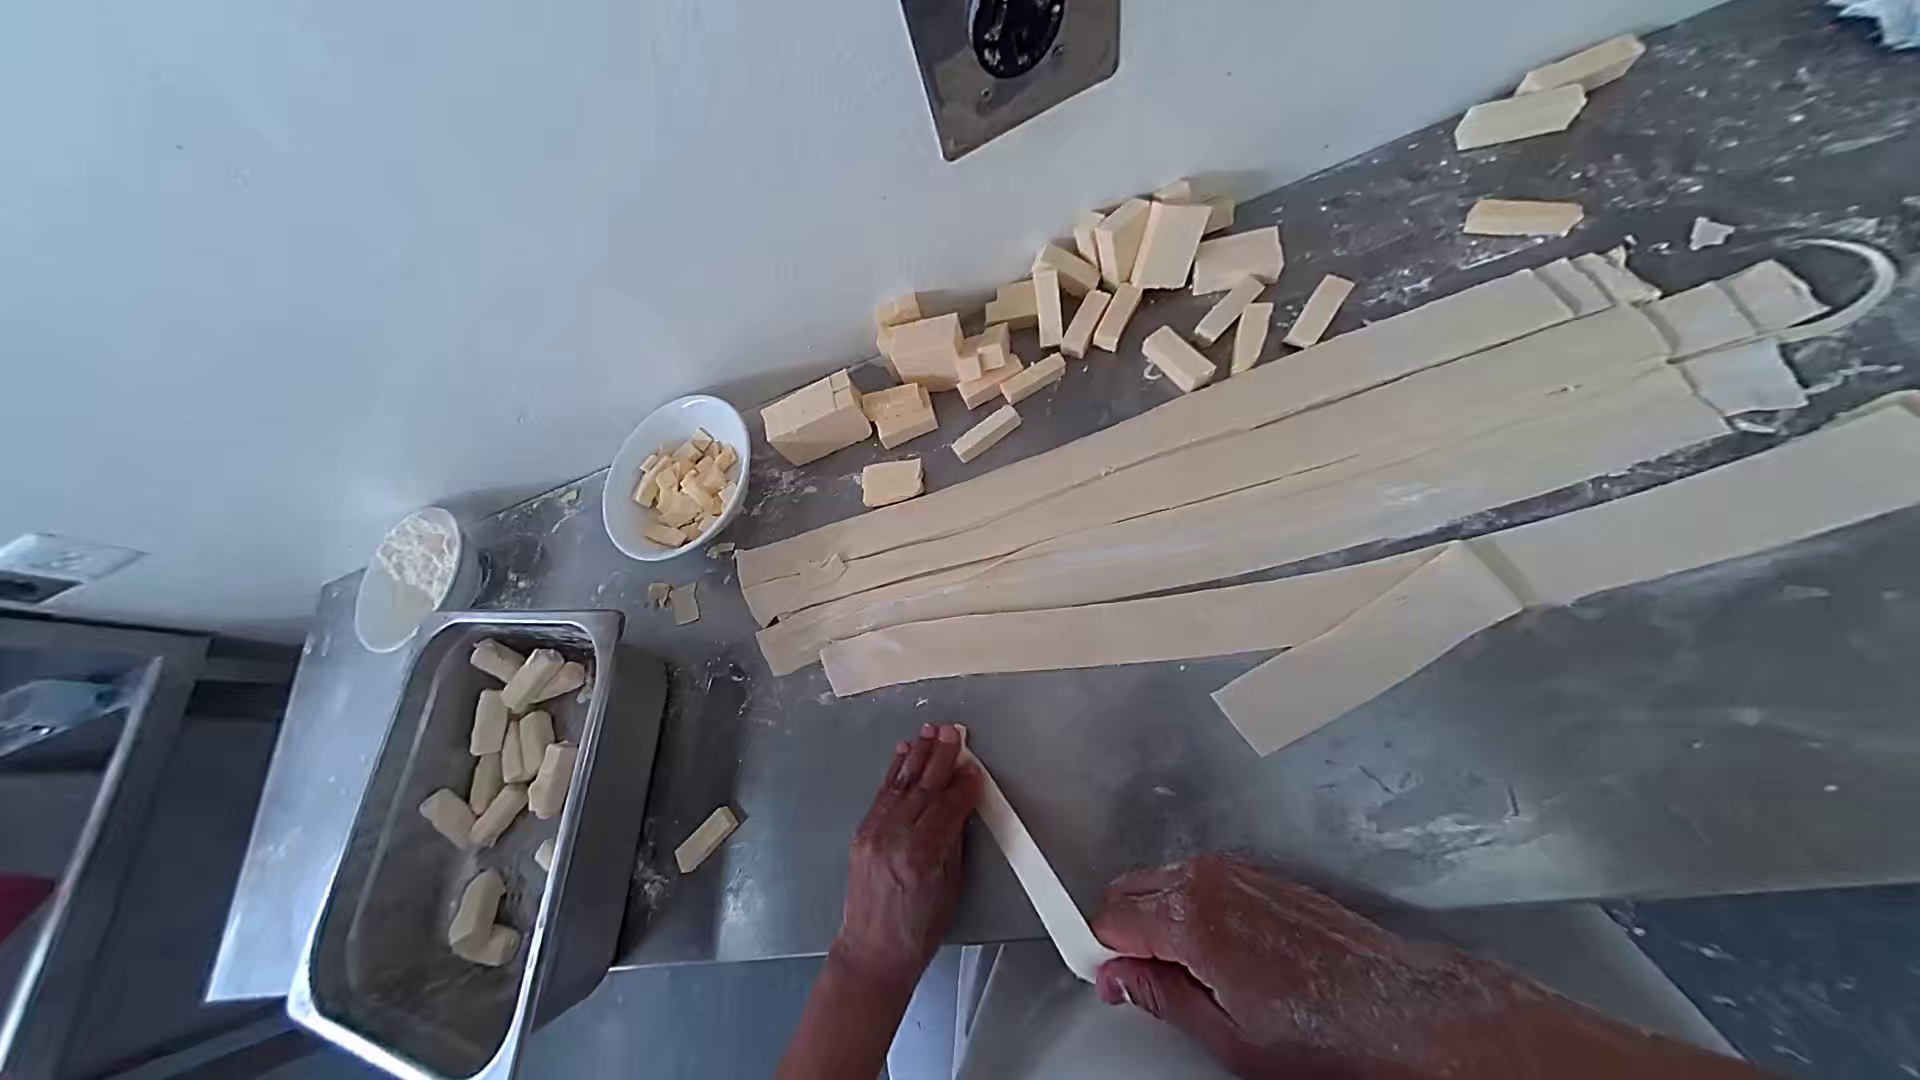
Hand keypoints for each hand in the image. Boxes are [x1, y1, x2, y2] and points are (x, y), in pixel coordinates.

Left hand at [831, 724, 981, 989]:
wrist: (872, 951)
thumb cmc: (918, 929)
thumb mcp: (951, 886)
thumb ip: (955, 838)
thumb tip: (963, 801)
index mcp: (921, 858)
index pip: (948, 808)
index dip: (964, 784)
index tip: (974, 767)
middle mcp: (894, 840)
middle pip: (924, 788)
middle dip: (942, 756)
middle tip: (954, 732)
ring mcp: (874, 834)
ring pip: (902, 784)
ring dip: (919, 754)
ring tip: (931, 730)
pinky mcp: (862, 832)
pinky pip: (882, 793)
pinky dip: (896, 769)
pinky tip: (905, 752)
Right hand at [1091, 856, 1765, 1079]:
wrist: (1406, 1011)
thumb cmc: (1323, 1033)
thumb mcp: (1227, 1037)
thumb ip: (1159, 994)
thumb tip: (1116, 976)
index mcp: (1187, 916)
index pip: (1107, 915)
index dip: (1099, 948)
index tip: (1106, 975)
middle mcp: (1202, 877)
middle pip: (1127, 890)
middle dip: (1123, 930)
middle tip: (1146, 981)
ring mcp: (1229, 869)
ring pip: (1158, 882)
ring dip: (1155, 919)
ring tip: (1194, 972)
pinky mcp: (1253, 871)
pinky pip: (1193, 879)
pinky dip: (1186, 907)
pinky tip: (1221, 951)